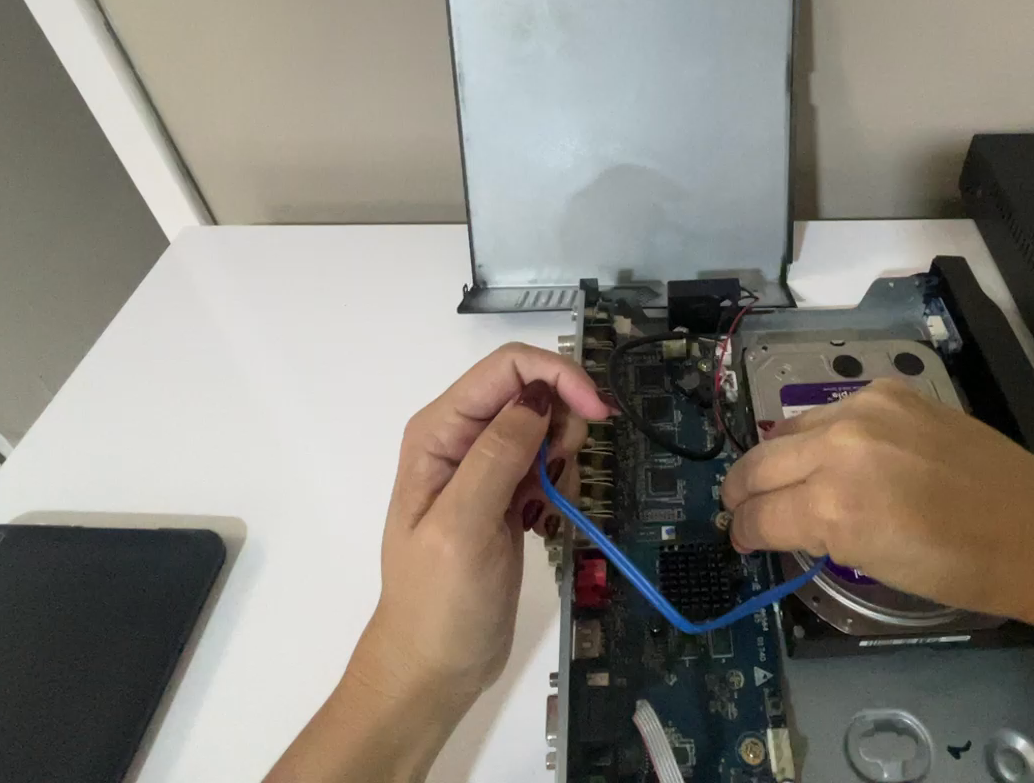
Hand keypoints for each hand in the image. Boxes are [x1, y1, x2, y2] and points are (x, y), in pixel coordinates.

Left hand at [265, 343, 607, 782]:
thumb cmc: (438, 602)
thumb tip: (539, 397)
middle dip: (562, 423)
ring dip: (562, 460)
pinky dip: (560, 484)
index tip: (599, 414)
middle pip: (533, 388)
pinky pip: (550, 459)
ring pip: (548, 423)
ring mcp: (486, 461)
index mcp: (440, 429)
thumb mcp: (462, 528)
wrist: (434, 666)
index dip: (558, 377)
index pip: (507, 366)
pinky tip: (542, 521)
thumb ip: (497, 455)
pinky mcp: (507, 488)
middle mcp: (462, 434)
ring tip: (544, 508)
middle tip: (558, 475)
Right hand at [720, 379, 1033, 625]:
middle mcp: (839, 447)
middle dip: (741, 491)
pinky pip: (831, 410)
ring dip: (776, 457)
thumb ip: (818, 533)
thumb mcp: (873, 565)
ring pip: (789, 428)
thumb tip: (781, 520)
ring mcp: (864, 409)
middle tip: (739, 506)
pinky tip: (832, 452)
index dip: (744, 531)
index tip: (741, 538)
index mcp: (835, 506)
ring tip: (781, 477)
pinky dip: (820, 434)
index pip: (761, 515)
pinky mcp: (889, 390)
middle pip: (760, 463)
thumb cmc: (961, 569)